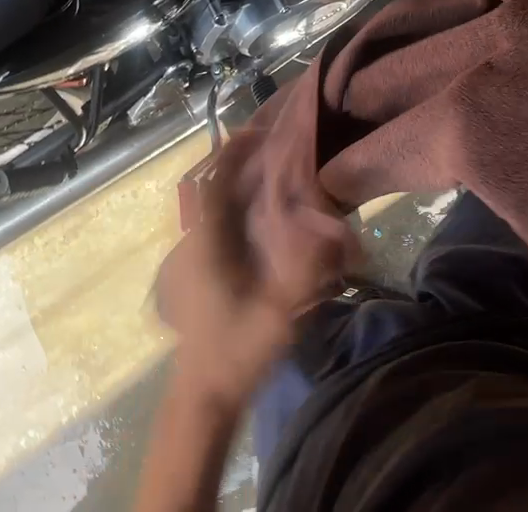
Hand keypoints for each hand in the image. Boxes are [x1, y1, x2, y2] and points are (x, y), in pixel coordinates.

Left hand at [156, 127, 355, 407]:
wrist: (204, 395)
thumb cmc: (237, 352)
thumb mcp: (277, 313)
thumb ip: (305, 270)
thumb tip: (335, 229)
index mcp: (206, 243)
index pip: (211, 181)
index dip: (231, 151)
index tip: (258, 131)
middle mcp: (193, 241)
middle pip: (205, 184)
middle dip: (232, 158)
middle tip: (269, 143)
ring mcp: (191, 255)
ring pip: (206, 202)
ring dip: (230, 178)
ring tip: (268, 167)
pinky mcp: (197, 268)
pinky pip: (211, 219)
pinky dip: (230, 200)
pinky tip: (259, 209)